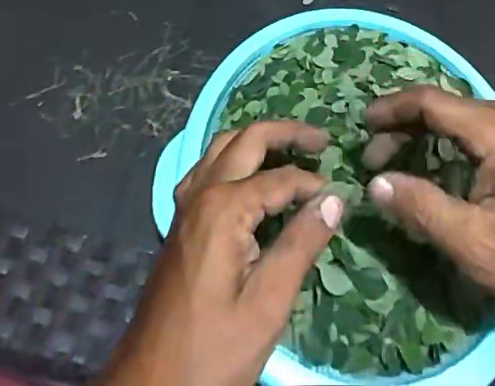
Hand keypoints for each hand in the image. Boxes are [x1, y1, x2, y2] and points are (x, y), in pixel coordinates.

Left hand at [100, 121, 344, 385]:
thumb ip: (300, 245)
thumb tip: (334, 199)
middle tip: (322, 140)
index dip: (312, 182)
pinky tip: (250, 173)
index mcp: (223, 206)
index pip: (279, 178)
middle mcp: (201, 190)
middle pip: (246, 139)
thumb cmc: (214, 347)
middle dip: (285, 133)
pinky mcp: (181, 216)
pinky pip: (208, 166)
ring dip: (258, 139)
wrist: (153, 375)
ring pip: (223, 145)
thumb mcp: (267, 304)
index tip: (341, 195)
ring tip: (293, 148)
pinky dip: (234, 156)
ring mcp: (186, 201)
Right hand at [364, 89, 494, 384]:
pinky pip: (462, 129)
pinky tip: (422, 164)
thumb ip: (422, 209)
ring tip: (389, 162)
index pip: (427, 101)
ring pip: (447, 115)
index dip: (389, 110)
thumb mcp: (477, 244)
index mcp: (492, 131)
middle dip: (397, 126)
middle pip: (435, 104)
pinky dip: (434, 140)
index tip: (360, 130)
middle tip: (373, 159)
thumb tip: (375, 183)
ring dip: (414, 133)